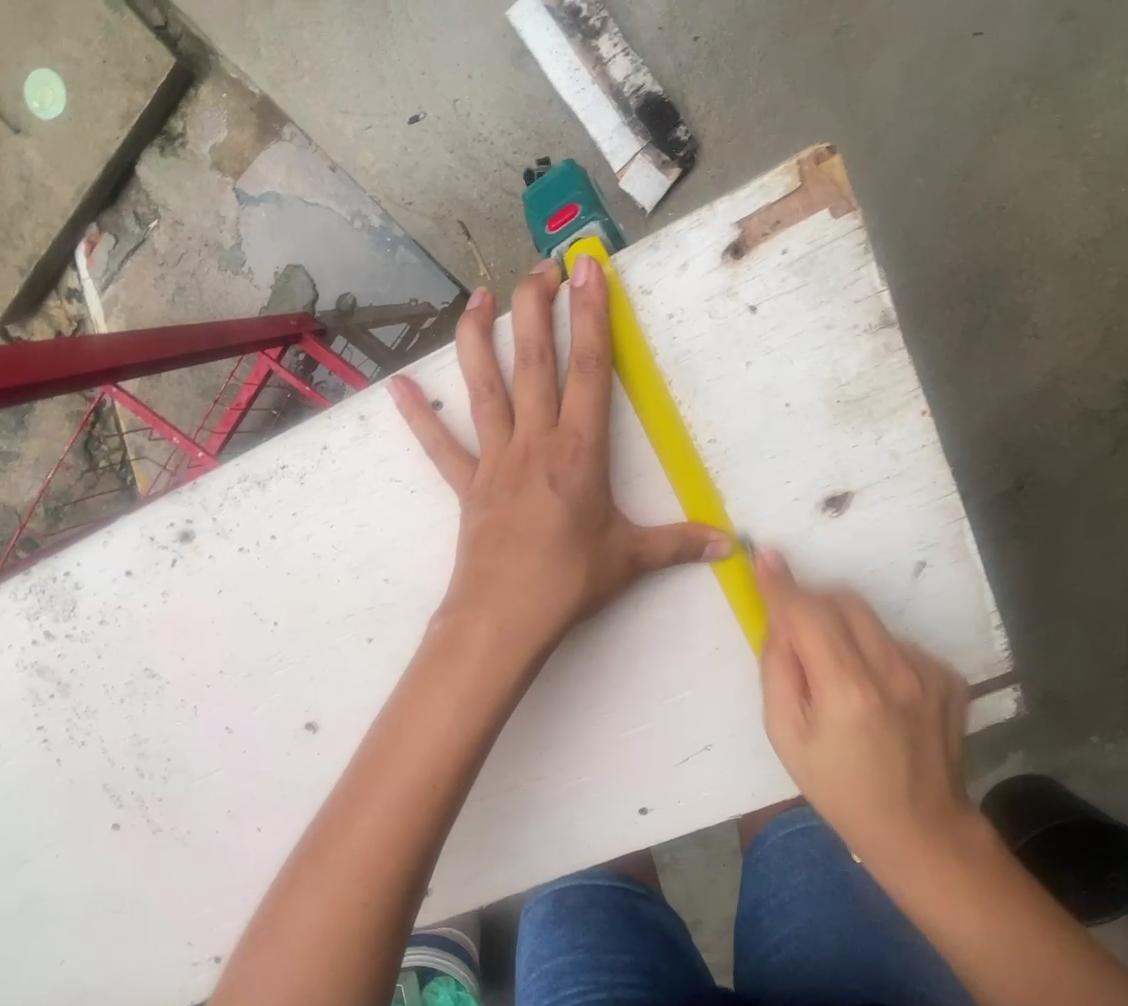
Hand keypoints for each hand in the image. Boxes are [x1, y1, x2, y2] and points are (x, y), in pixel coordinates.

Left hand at [389, 256, 728, 647]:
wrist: (504, 617)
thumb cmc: (569, 583)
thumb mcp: (632, 559)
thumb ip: (679, 544)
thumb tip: (729, 547)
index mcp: (579, 452)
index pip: (589, 370)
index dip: (591, 316)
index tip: (589, 271)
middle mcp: (534, 443)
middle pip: (534, 362)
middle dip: (538, 308)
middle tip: (541, 266)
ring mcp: (494, 461)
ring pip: (484, 388)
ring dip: (479, 339)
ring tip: (477, 299)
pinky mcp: (466, 485)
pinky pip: (439, 447)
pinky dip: (419, 418)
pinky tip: (398, 388)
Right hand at [753, 550, 978, 863]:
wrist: (919, 826)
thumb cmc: (838, 786)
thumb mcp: (785, 735)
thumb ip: (778, 670)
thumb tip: (779, 621)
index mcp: (846, 689)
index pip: (807, 614)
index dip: (782, 585)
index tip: (765, 558)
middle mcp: (893, 671)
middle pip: (844, 603)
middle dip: (812, 604)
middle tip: (796, 632)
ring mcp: (929, 672)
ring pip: (871, 622)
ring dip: (844, 631)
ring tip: (840, 680)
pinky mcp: (949, 677)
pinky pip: (898, 644)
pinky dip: (876, 654)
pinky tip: (877, 695)